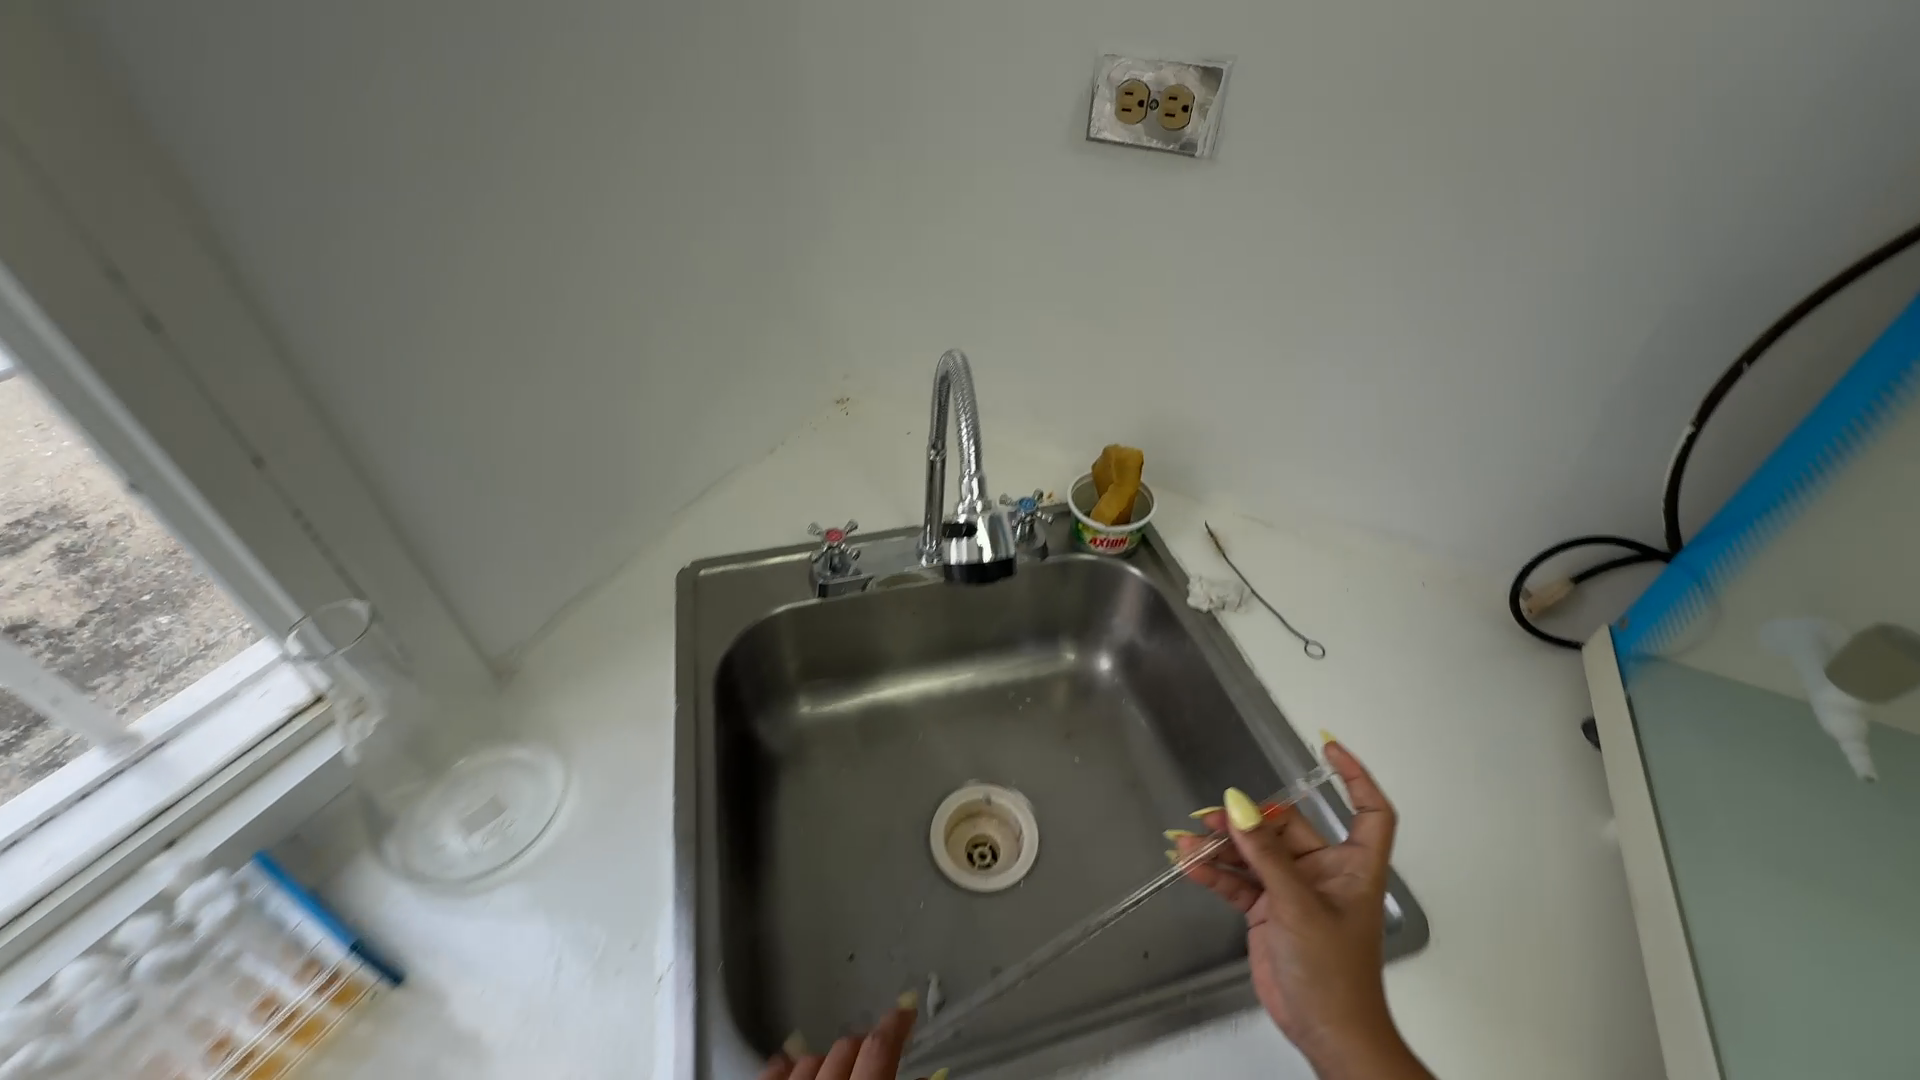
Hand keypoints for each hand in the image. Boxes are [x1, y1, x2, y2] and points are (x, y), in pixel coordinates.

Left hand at [757, 1008, 940, 1079]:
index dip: (896, 1024)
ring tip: (839, 1073)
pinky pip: (771, 1075)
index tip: (907, 1009)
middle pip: (846, 1048)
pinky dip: (784, 1068)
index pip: (879, 1048)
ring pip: (810, 1060)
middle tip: (876, 1052)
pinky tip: (791, 1065)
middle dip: (864, 1047)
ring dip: (828, 1062)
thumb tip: (927, 1075)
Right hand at [1176, 740, 1432, 1079]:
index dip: (1355, 778)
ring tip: (1187, 841)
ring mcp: (1292, 890)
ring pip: (1254, 853)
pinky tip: (1187, 864)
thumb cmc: (1332, 970)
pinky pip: (1238, 881)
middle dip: (1246, 821)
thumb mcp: (1299, 905)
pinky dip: (1214, 873)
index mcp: (1353, 866)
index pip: (1369, 812)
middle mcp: (1323, 871)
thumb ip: (1265, 853)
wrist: (1327, 1034)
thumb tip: (1237, 803)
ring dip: (1221, 847)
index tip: (1327, 748)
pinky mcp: (1267, 911)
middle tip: (1209, 819)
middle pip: (1284, 828)